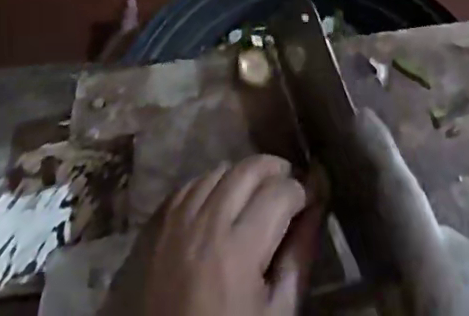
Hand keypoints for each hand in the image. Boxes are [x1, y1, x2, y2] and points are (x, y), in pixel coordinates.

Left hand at [100, 156, 321, 315]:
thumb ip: (300, 255)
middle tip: (287, 194)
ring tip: (253, 201)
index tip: (311, 202)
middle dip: (277, 173)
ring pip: (219, 170)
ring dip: (243, 178)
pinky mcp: (151, 228)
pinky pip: (188, 186)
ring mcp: (173, 223)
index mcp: (238, 250)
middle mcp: (205, 224)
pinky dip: (210, 188)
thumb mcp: (276, 314)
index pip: (283, 191)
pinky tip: (219, 209)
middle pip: (250, 168)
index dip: (304, 192)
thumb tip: (317, 205)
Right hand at [356, 109, 468, 315]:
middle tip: (382, 281)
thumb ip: (391, 304)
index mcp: (438, 264)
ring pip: (454, 268)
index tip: (361, 114)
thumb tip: (375, 289)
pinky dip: (467, 303)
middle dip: (401, 254)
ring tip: (426, 308)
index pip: (401, 194)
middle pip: (424, 241)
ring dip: (437, 287)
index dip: (379, 152)